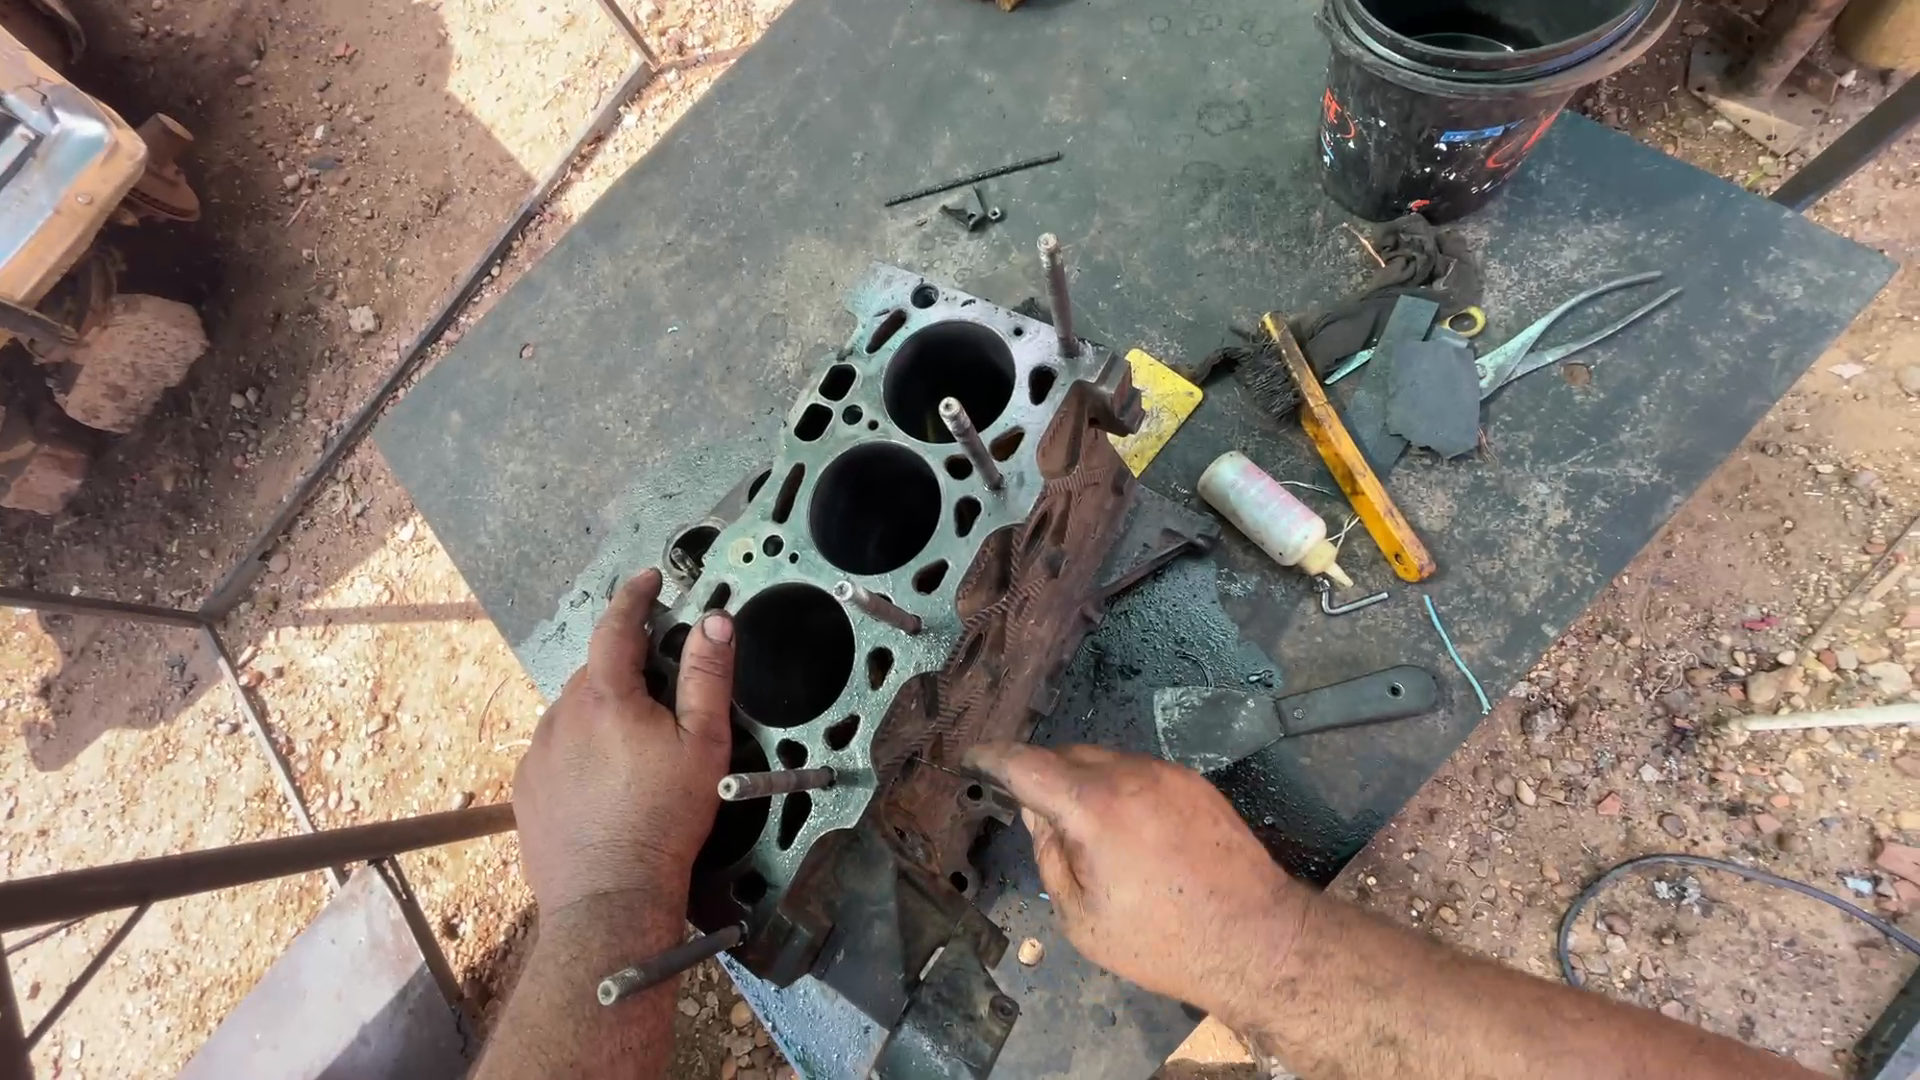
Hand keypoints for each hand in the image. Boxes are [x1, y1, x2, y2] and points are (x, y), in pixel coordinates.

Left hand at [513, 568, 734, 919]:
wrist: (609, 897)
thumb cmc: (666, 814)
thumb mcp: (704, 743)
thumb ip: (708, 676)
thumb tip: (715, 620)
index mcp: (607, 698)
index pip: (616, 627)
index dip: (634, 597)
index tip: (649, 578)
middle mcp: (562, 715)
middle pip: (598, 669)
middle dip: (628, 662)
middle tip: (663, 683)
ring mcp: (538, 753)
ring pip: (576, 706)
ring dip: (606, 703)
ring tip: (638, 738)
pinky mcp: (526, 787)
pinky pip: (558, 742)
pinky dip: (583, 738)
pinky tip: (607, 773)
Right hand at [963, 743, 1313, 1020]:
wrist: (1259, 939)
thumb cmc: (1162, 940)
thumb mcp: (1081, 916)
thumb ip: (1048, 854)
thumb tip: (1037, 813)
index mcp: (1093, 806)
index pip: (1026, 764)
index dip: (992, 756)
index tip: (973, 756)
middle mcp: (1127, 773)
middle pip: (1064, 756)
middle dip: (1042, 777)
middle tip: (1039, 818)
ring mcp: (1163, 772)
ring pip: (1102, 760)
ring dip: (1082, 784)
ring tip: (1093, 836)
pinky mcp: (1190, 780)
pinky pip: (1136, 771)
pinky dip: (1116, 789)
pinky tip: (1131, 833)